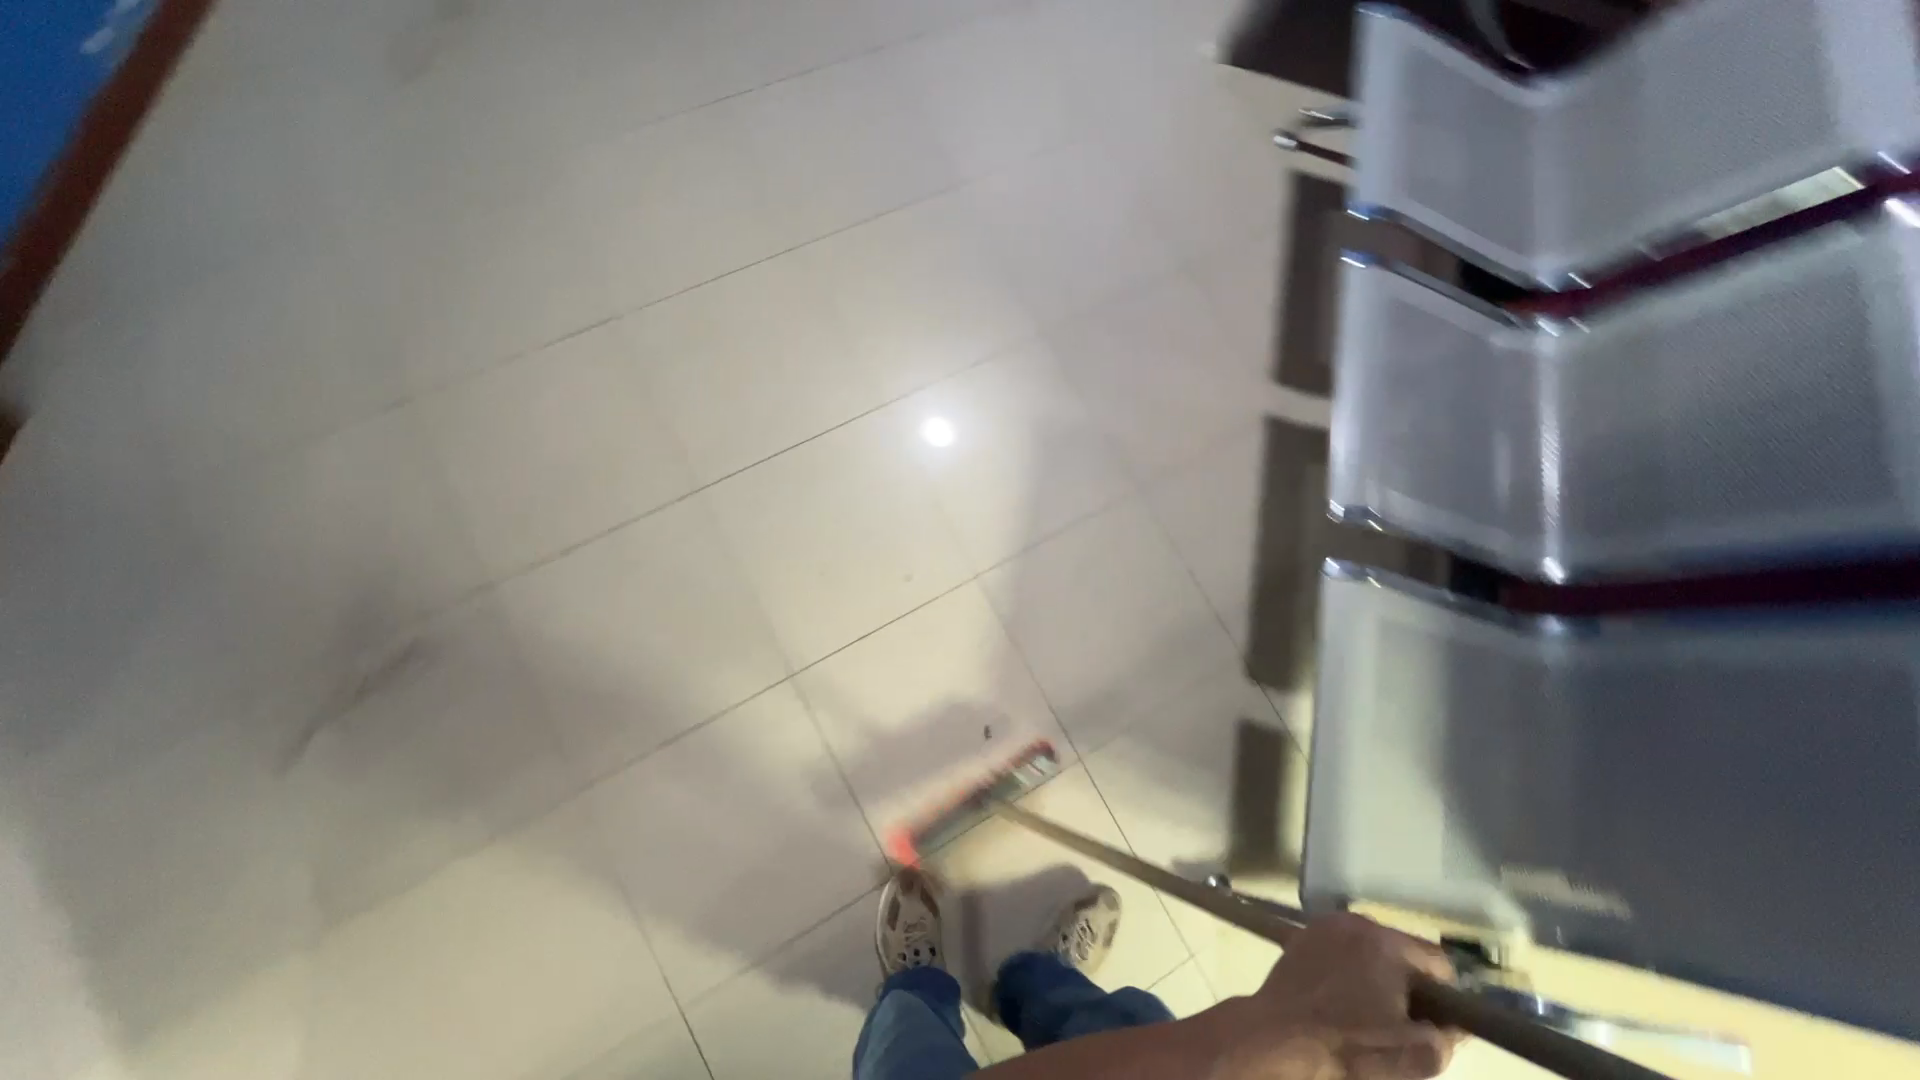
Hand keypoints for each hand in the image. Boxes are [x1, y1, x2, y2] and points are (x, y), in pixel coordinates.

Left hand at [1208, 913, 1462, 1079]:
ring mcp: (1324, 926)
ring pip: (1369, 949)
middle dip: (1409, 983)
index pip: (1438, 961)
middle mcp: (1356, 922)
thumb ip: (1449, 1036)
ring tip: (1368, 1011)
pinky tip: (1340, 999)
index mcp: (1387, 943)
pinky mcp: (1301, 937)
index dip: (1446, 995)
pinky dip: (1347, 969)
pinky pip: (1340, 949)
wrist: (1279, 1038)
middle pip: (1402, 951)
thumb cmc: (1351, 1046)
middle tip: (1402, 1019)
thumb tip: (1456, 1023)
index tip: (1437, 1021)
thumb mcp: (1417, 1055)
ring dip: (1377, 973)